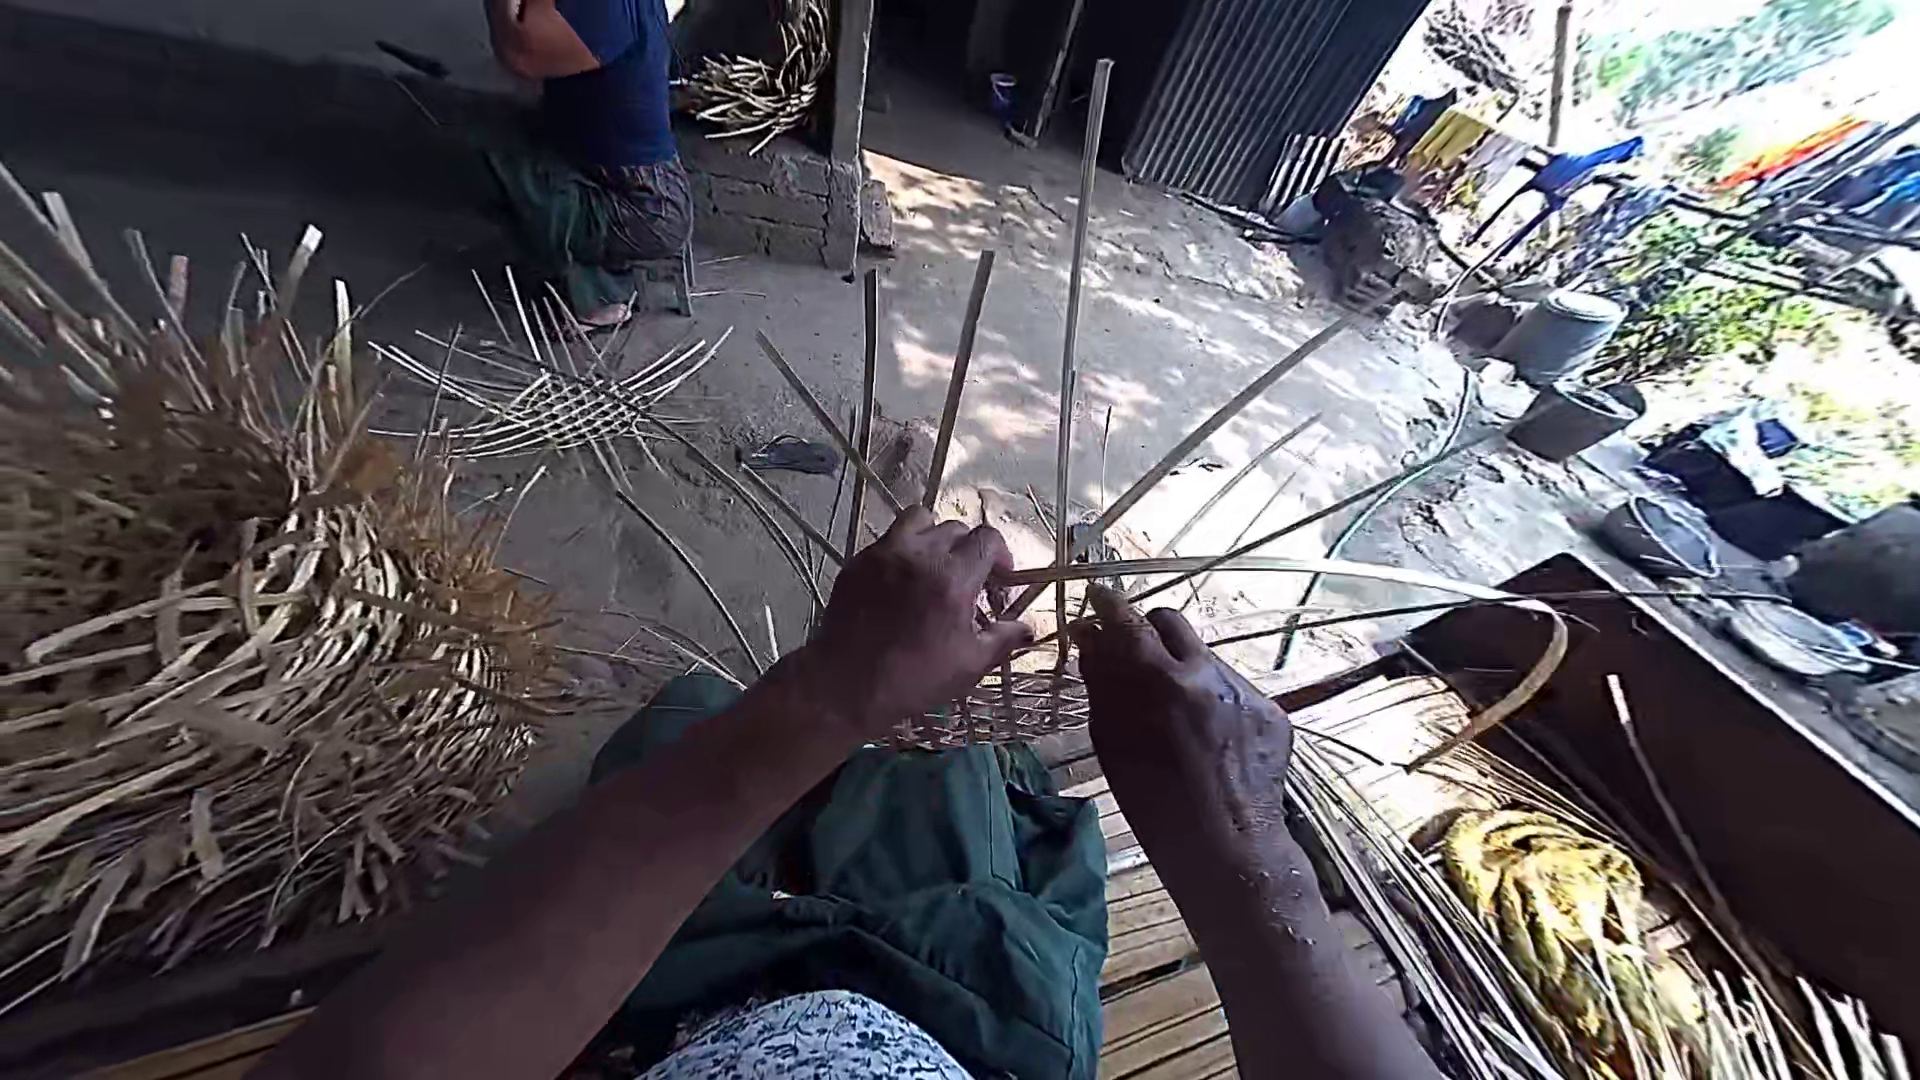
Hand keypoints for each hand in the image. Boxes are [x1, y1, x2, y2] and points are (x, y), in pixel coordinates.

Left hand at [791, 507, 1032, 740]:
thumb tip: (1027, 628)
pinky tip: (902, 579)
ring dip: (935, 536)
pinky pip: (890, 538)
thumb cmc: (913, 679)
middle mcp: (920, 555)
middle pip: (956, 529)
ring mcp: (885, 553)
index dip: (1001, 556)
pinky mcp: (860, 560)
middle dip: (970, 550)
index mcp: (952, 578)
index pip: (987, 540)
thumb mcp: (969, 664)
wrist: (845, 686)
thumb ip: (1002, 639)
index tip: (997, 580)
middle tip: (968, 580)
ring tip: (934, 564)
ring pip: (920, 520)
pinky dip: (904, 549)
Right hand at [1069, 584, 1291, 866]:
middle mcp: (1206, 673)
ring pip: (1201, 654)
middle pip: (1170, 620)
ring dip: (1179, 667)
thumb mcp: (1112, 739)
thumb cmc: (1153, 801)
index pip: (1127, 619)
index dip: (1108, 602)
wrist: (1228, 849)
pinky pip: (1229, 684)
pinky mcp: (1270, 708)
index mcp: (1161, 681)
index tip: (1097, 594)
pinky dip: (1209, 696)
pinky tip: (1207, 733)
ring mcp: (1244, 688)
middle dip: (1146, 628)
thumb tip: (1088, 635)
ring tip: (1175, 710)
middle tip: (1134, 654)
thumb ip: (1101, 680)